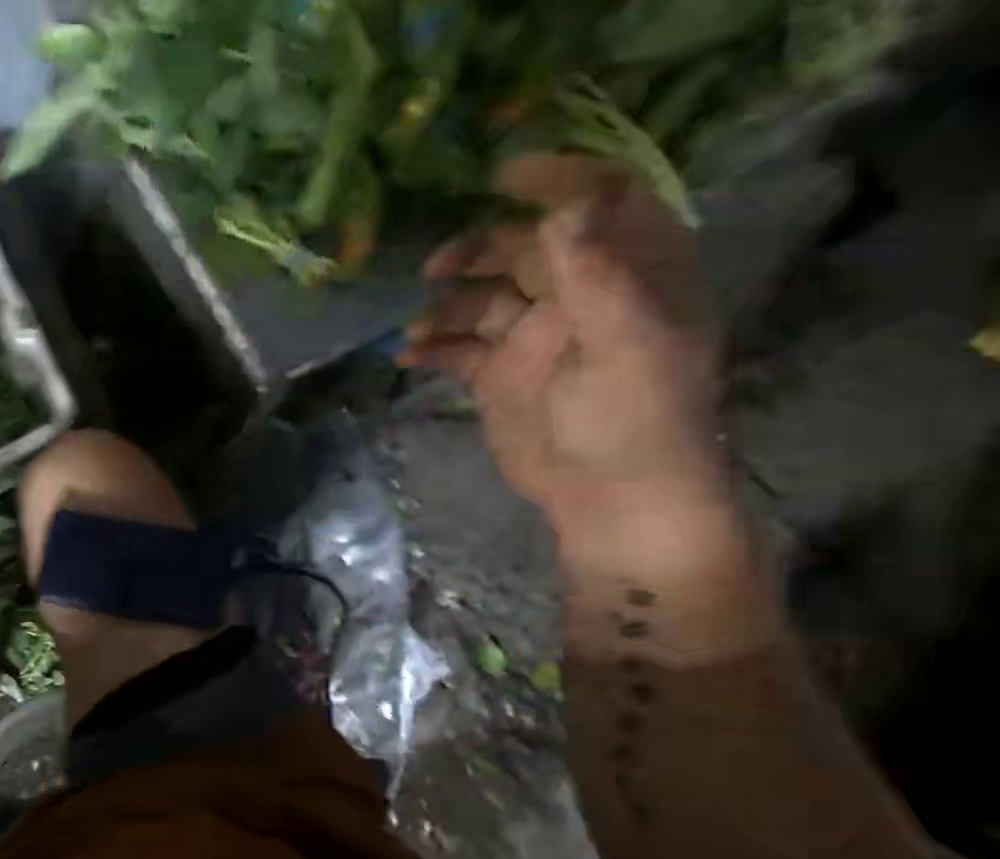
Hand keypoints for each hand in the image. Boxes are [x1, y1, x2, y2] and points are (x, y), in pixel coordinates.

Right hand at [401, 154, 734, 549]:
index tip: (502, 176)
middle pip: (525, 250)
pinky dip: (431, 348)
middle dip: (477, 250)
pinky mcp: (499, 376)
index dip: (558, 182)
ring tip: (416, 328)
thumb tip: (562, 209)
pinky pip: (457, 348)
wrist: (609, 499)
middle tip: (434, 269)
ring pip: (481, 299)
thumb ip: (595, 277)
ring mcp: (534, 338)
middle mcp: (580, 298)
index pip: (601, 205)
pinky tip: (408, 357)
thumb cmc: (633, 422)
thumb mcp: (625, 346)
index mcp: (631, 277)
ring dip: (444, 305)